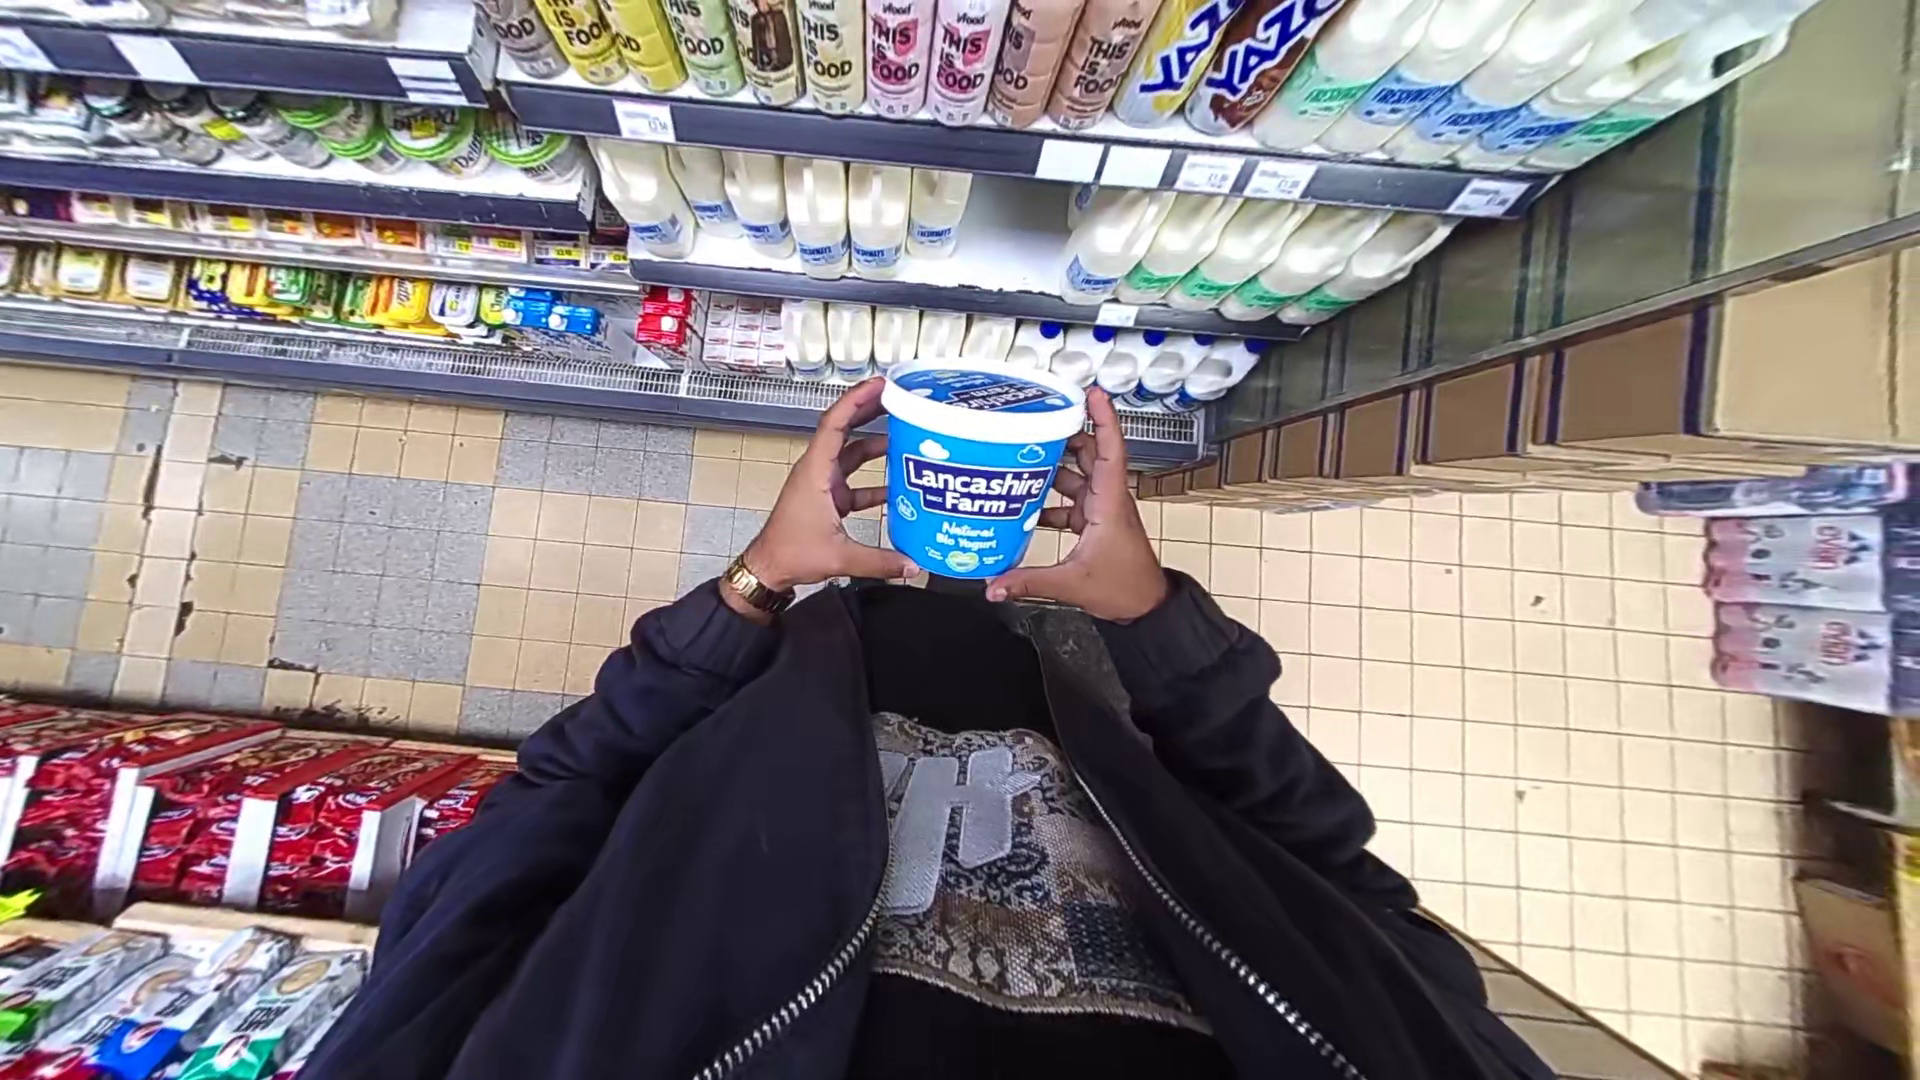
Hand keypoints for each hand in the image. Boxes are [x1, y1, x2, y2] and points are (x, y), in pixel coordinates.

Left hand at [734, 378, 917, 602]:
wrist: (769, 569)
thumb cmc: (790, 553)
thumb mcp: (840, 556)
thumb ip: (881, 561)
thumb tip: (913, 565)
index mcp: (815, 472)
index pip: (835, 424)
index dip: (857, 400)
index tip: (880, 385)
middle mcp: (818, 471)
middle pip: (844, 430)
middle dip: (869, 411)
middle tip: (897, 398)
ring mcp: (822, 484)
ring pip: (851, 454)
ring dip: (874, 442)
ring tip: (903, 433)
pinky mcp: (827, 499)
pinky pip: (854, 480)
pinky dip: (874, 479)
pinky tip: (897, 483)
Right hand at [985, 387, 1167, 621]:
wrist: (1145, 607)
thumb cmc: (1125, 588)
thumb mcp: (1072, 584)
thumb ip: (1029, 582)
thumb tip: (994, 585)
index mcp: (1109, 503)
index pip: (1109, 450)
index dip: (1102, 419)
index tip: (1090, 393)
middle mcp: (1106, 500)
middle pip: (1087, 455)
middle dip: (1064, 436)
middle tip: (1037, 423)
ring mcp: (1100, 511)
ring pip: (1077, 476)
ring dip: (1054, 467)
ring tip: (1023, 458)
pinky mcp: (1094, 524)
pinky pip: (1070, 502)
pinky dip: (1050, 500)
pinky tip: (1027, 506)